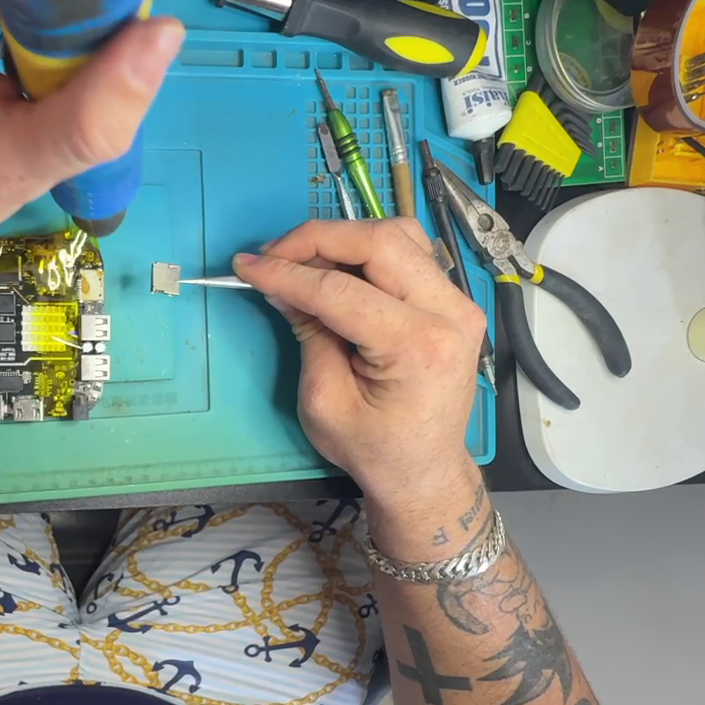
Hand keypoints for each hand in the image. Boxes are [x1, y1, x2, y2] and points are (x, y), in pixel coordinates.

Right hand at [234, 219, 487, 521]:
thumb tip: (283, 287)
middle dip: (316, 239)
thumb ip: (309, 335)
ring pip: (399, 235)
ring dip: (342, 239)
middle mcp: (448, 313)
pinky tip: (335, 267)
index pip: (340, 290)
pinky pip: (409, 253)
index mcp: (415, 346)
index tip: (246, 266)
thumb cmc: (371, 448)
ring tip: (300, 259)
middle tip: (271, 255)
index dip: (286, 273)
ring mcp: (458, 302)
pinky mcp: (452, 301)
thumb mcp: (322, 401)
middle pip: (379, 242)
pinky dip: (366, 250)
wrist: (422, 470)